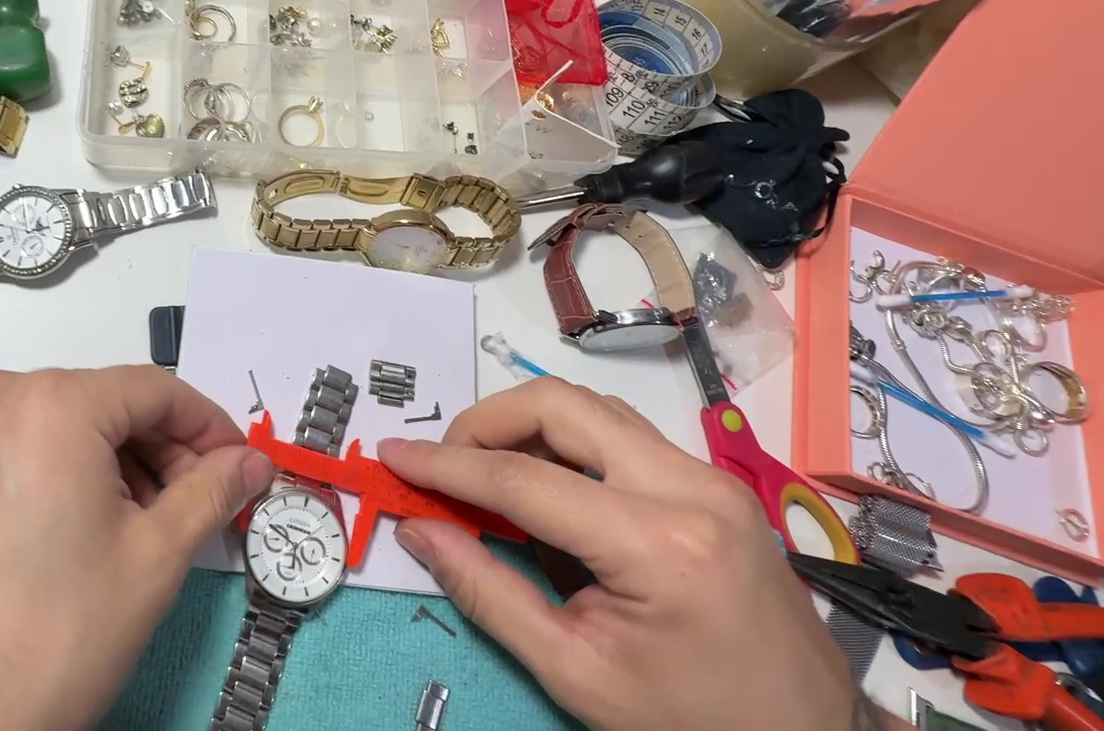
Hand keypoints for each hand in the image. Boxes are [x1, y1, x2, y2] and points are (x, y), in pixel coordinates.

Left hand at [0, 366, 272, 730]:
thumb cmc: (52, 634)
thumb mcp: (152, 559)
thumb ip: (211, 492)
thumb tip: (254, 461)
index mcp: (52, 401)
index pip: (155, 390)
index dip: (207, 426)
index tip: (236, 466)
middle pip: (101, 402)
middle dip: (157, 449)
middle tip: (188, 506)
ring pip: (53, 423)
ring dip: (105, 461)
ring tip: (130, 524)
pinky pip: (7, 445)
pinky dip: (50, 470)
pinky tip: (64, 529)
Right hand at [378, 378, 906, 730]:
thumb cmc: (690, 724)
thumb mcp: (574, 673)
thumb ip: (486, 592)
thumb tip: (417, 527)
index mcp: (658, 546)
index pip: (523, 479)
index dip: (445, 465)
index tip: (393, 456)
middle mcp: (688, 488)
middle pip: (559, 405)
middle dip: (484, 420)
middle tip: (444, 462)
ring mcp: (707, 476)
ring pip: (590, 407)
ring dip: (523, 425)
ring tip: (485, 472)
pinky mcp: (710, 480)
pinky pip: (618, 431)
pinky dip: (563, 439)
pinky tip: (542, 482)